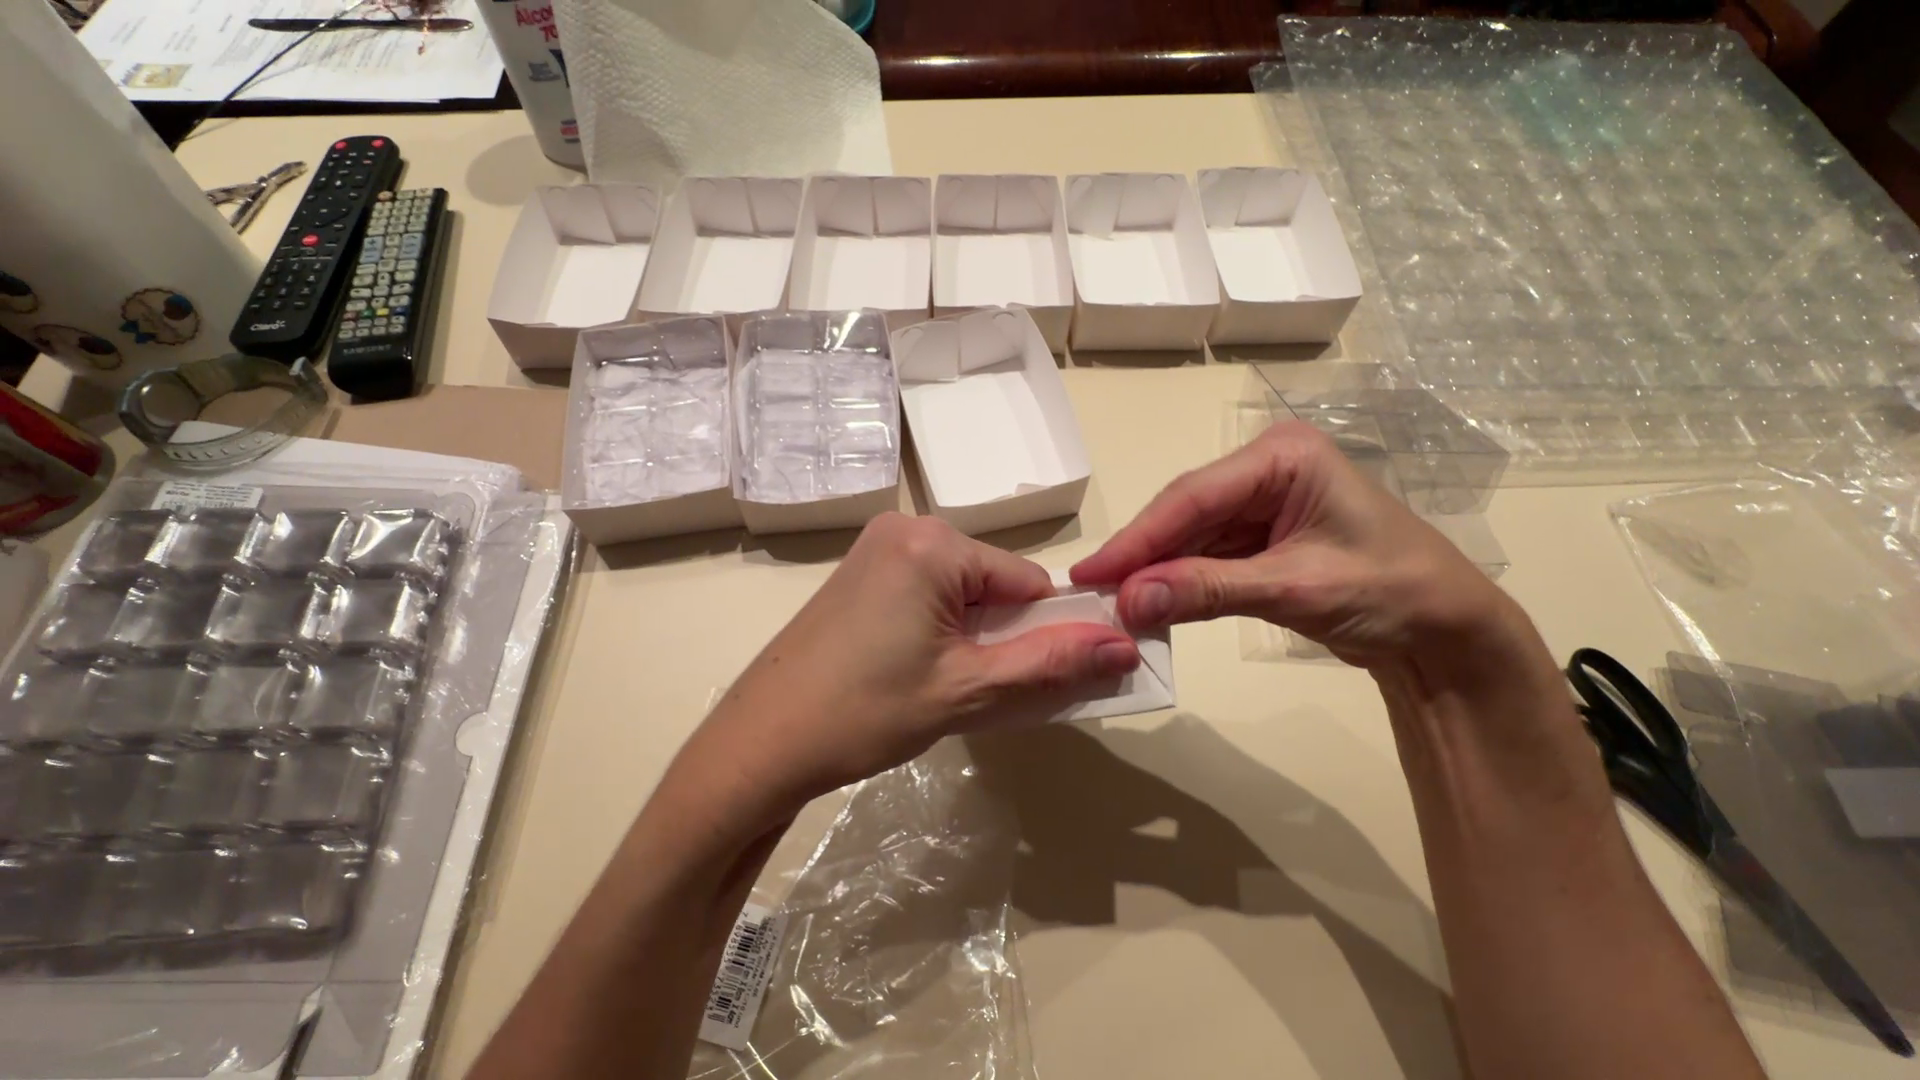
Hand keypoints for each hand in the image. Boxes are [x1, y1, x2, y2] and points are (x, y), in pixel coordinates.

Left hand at [686, 514, 1140, 821]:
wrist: (761, 743)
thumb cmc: (865, 714)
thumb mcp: (967, 691)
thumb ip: (1049, 664)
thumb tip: (1126, 646)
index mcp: (933, 544)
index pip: (1028, 581)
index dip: (1044, 632)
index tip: (1036, 680)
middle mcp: (905, 529)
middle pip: (994, 583)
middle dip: (1004, 636)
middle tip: (981, 692)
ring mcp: (875, 549)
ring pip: (961, 591)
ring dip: (973, 638)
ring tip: (946, 689)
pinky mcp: (858, 575)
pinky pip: (927, 593)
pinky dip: (941, 630)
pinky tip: (919, 674)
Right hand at [1071, 421, 1521, 674]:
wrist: (1446, 632)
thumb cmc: (1388, 592)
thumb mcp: (1294, 588)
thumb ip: (1208, 589)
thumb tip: (1129, 601)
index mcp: (1283, 456)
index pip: (1194, 495)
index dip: (1138, 537)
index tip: (1091, 573)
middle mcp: (1267, 470)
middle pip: (1186, 513)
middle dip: (1143, 555)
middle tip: (1094, 593)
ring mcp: (1263, 504)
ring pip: (1191, 536)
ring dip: (1157, 572)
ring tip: (1113, 604)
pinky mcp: (1261, 538)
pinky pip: (1208, 557)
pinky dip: (1182, 584)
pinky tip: (1151, 604)